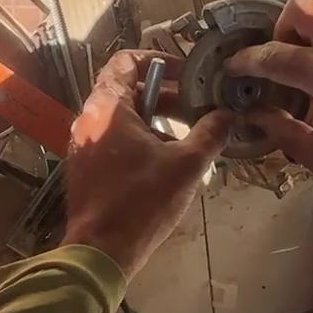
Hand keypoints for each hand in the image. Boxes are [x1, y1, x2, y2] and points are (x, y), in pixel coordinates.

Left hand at [66, 50, 234, 277]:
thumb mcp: (186, 165)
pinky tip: (166, 162)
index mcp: (108, 106)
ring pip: (122, 116)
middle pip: (127, 89)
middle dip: (165, 95)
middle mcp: (89, 118)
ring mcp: (84, 144)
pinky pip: (114, 139)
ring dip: (155, 119)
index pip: (126, 60)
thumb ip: (210, 134)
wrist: (100, 251)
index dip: (159, 60)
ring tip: (188, 136)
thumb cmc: (142, 201)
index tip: (186, 74)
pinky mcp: (86, 167)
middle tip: (196, 107)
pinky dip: (140, 139)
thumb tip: (228, 115)